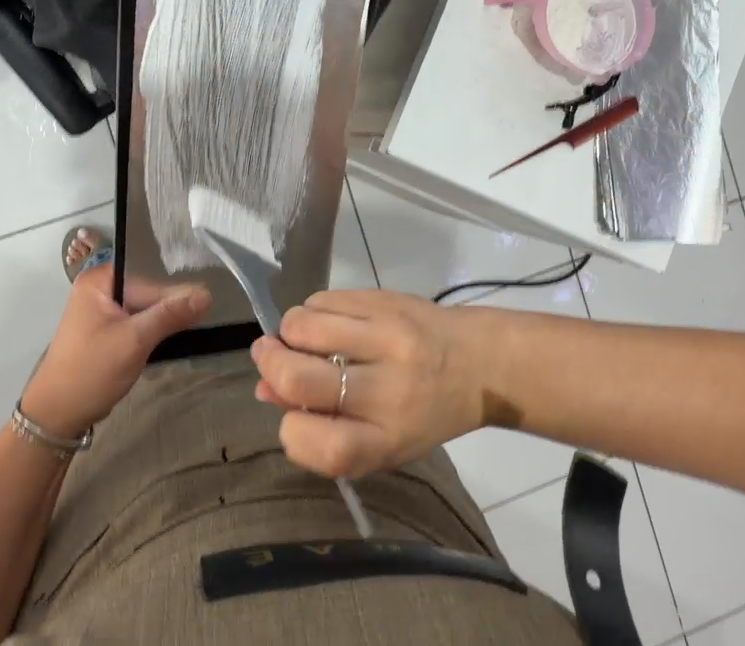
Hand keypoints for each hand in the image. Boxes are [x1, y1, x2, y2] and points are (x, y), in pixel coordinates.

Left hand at [20, 264, 211, 438]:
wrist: (58, 414)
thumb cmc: (92, 371)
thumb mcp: (134, 340)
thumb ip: (170, 315)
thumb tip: (207, 294)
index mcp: (98, 280)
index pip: (148, 278)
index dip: (175, 291)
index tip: (208, 301)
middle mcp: (98, 289)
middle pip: (147, 290)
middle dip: (170, 305)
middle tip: (208, 313)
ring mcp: (101, 311)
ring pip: (144, 308)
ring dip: (163, 319)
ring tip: (197, 324)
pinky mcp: (107, 332)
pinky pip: (137, 323)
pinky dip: (153, 331)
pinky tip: (174, 336)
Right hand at [251, 290, 492, 478]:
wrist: (481, 363)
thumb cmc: (424, 412)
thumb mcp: (382, 437)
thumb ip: (322, 424)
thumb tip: (263, 389)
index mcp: (388, 439)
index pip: (323, 445)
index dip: (292, 431)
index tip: (292, 416)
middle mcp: (389, 392)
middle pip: (300, 379)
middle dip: (271, 365)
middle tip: (270, 357)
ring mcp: (389, 340)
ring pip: (303, 327)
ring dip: (289, 332)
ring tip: (302, 338)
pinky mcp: (387, 302)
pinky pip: (322, 300)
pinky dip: (311, 311)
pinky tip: (328, 322)